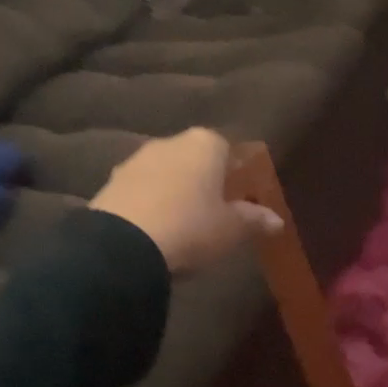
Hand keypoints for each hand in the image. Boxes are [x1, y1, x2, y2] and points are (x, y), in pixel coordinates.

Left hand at [89, 129, 282, 274]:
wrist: (124, 244)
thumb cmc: (191, 228)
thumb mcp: (230, 229)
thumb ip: (253, 219)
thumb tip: (277, 220)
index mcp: (205, 143)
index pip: (227, 147)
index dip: (234, 170)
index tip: (239, 193)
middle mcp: (169, 142)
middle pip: (192, 156)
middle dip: (201, 178)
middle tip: (212, 209)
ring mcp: (135, 160)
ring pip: (163, 171)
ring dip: (172, 189)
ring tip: (181, 222)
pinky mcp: (110, 182)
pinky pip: (139, 189)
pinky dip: (148, 202)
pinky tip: (152, 227)